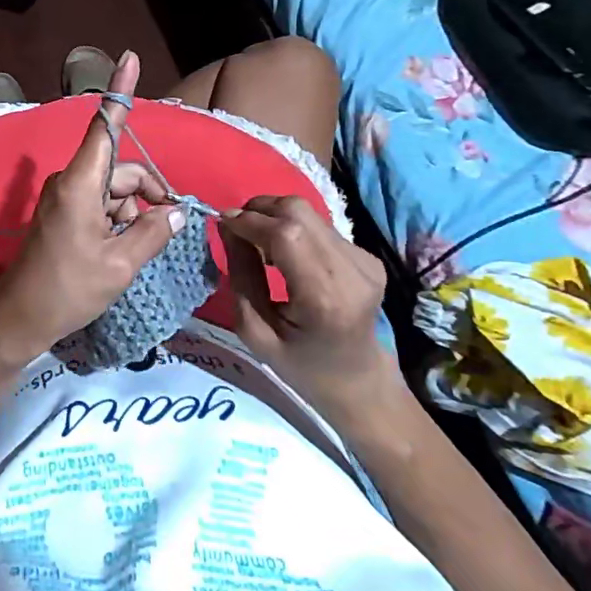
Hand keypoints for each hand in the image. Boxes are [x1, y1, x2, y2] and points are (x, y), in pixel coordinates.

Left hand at [0, 51, 184, 362]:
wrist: (21, 318)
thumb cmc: (67, 289)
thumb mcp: (119, 265)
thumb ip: (151, 233)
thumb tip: (176, 212)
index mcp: (80, 183)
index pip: (104, 127)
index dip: (119, 92)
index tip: (128, 57)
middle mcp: (71, 182)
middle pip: (122, 169)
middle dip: (148, 192)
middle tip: (168, 227)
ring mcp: (66, 199)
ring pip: (115, 190)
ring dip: (134, 213)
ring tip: (137, 250)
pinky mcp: (64, 216)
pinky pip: (102, 206)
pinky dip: (120, 221)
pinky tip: (125, 251)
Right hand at [220, 196, 399, 414]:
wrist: (357, 381)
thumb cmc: (300, 365)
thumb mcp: (255, 332)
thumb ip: (241, 275)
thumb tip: (228, 226)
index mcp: (324, 298)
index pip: (285, 235)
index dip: (249, 221)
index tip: (222, 222)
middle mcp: (351, 271)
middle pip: (298, 211)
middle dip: (259, 210)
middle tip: (237, 229)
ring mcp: (364, 261)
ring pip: (308, 213)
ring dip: (275, 218)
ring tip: (260, 245)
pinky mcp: (368, 256)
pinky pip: (319, 226)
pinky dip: (293, 230)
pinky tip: (287, 256)